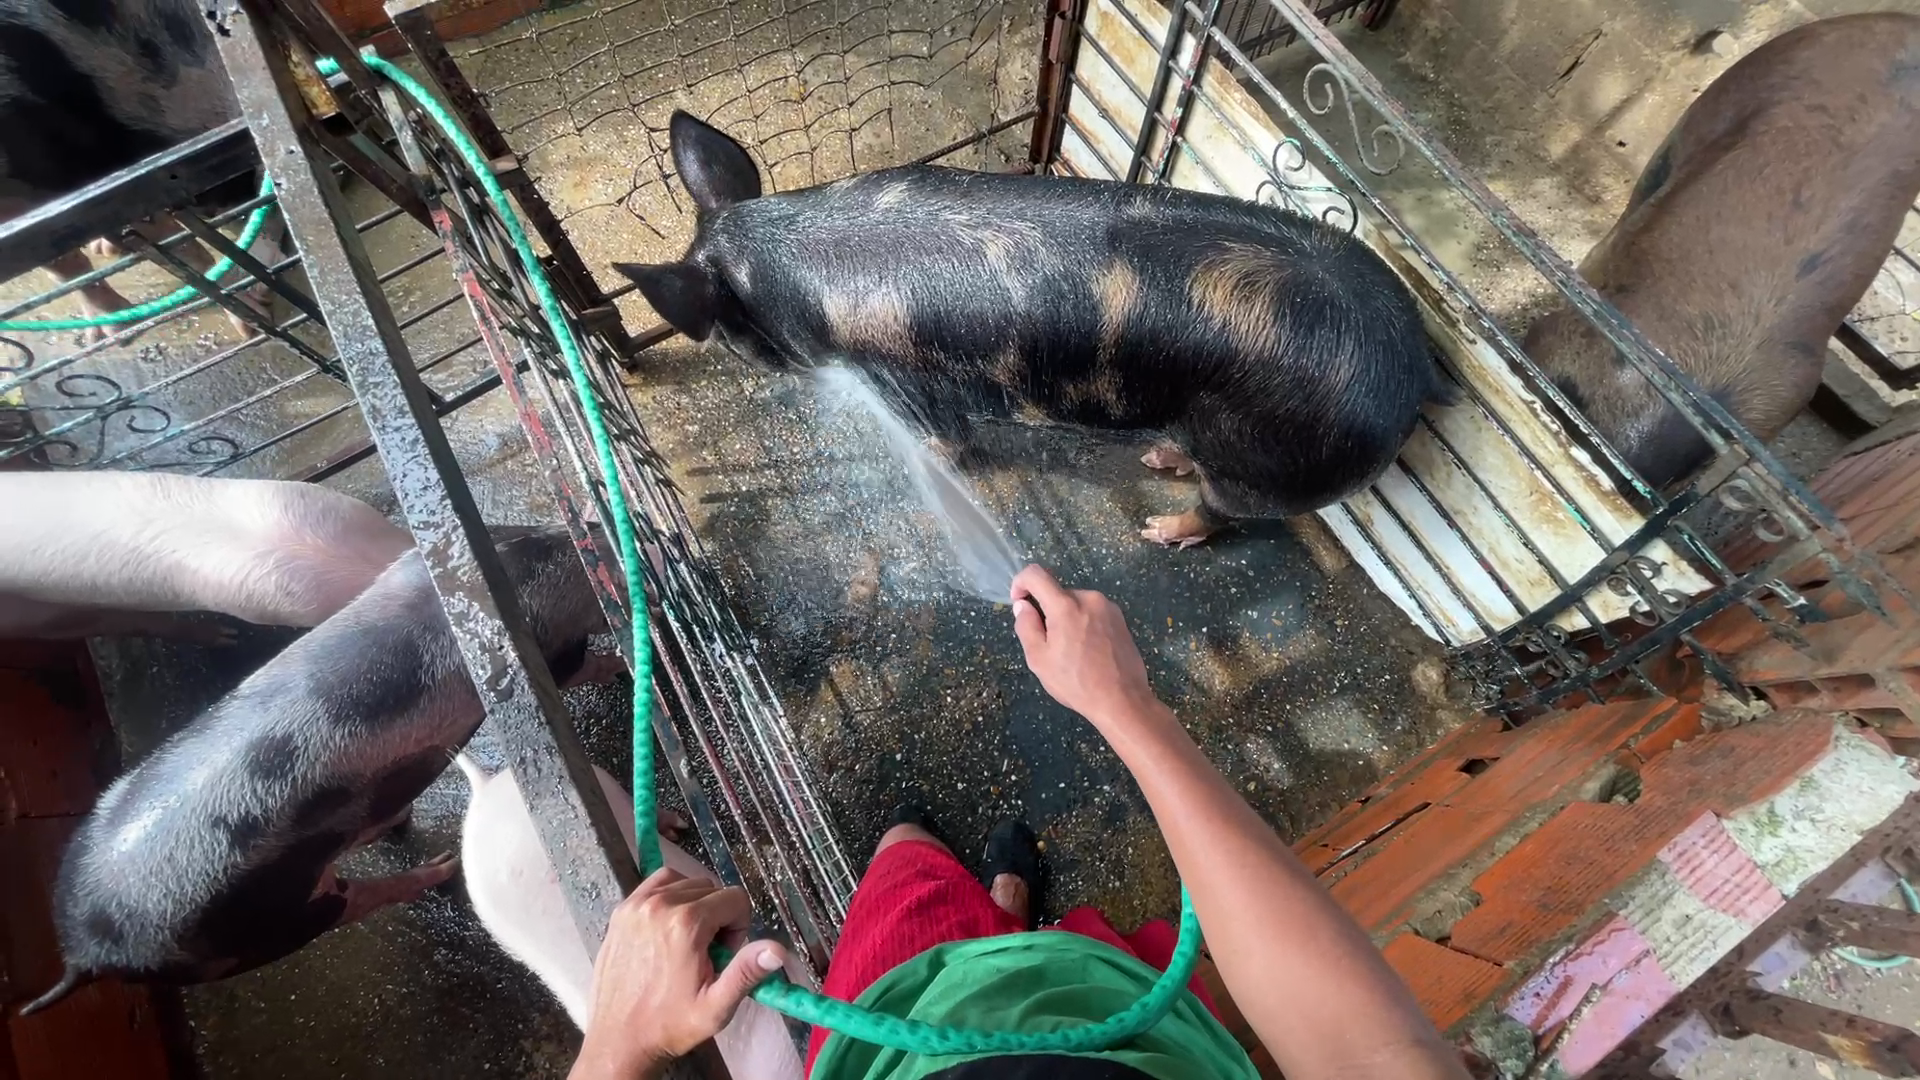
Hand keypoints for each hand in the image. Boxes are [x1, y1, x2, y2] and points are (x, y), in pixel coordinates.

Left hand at [569, 868, 786, 1079]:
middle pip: (713, 889)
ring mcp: (638, 905)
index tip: (723, 955)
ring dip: (696, 905)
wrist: (617, 1044)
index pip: (736, 898)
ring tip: (687, 941)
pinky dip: (672, 893)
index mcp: (687, 924)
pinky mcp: (622, 910)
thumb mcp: (715, 1008)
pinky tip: (670, 922)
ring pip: (688, 883)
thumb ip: (747, 972)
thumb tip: (778, 950)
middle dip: (718, 916)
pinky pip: (660, 881)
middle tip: (705, 954)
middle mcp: (662, 904)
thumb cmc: (670, 1026)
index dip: (738, 926)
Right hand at [1010, 565, 1161, 726]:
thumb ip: (1026, 626)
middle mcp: (1089, 598)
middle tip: (1050, 644)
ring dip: (1066, 618)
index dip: (1020, 583)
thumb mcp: (1039, 659)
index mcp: (1066, 606)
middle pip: (1057, 593)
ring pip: (1075, 604)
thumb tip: (1023, 605)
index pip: (1036, 574)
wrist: (1122, 700)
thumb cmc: (1076, 682)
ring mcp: (1108, 607)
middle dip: (1047, 612)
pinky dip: (1083, 623)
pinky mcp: (1120, 618)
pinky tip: (1089, 650)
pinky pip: (1092, 612)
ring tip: (1072, 651)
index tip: (1019, 602)